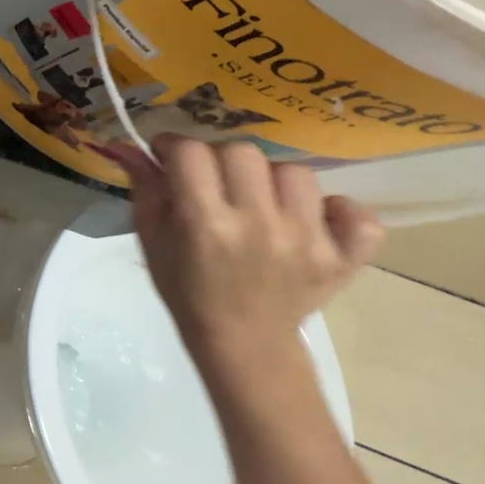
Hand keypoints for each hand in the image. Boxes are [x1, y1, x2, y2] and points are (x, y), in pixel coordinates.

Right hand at [126, 135, 384, 368]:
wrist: (242, 338)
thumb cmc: (184, 284)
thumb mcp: (150, 234)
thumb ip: (145, 186)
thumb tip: (126, 145)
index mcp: (204, 222)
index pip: (189, 152)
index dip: (172, 145)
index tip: (167, 156)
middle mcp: (259, 224)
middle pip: (242, 152)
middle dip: (218, 156)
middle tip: (211, 177)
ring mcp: (308, 241)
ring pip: (295, 172)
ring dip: (270, 178)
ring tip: (258, 198)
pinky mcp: (344, 258)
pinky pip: (357, 214)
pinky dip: (337, 210)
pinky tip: (311, 218)